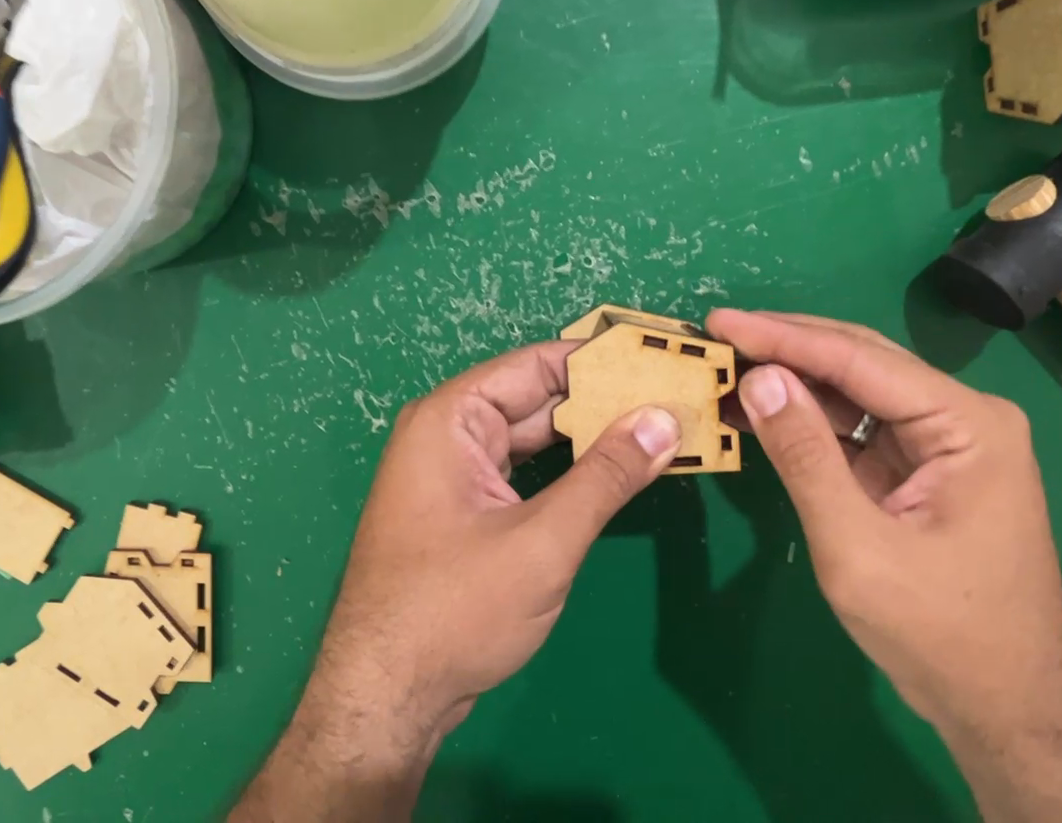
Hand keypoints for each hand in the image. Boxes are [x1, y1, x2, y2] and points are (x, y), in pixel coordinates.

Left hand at [234, 343, 680, 819]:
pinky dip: (568, 473)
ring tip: (659, 431)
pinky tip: (614, 474)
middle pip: (537, 400)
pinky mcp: (467, 511)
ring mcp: (456, 474)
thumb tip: (662, 420)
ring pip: (535, 440)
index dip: (601, 362)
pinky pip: (525, 474)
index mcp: (452, 419)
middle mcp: (449, 434)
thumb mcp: (542, 541)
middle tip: (675, 401)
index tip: (661, 363)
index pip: (537, 365)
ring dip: (590, 440)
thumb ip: (606, 477)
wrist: (386, 699)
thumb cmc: (455, 610)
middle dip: (603, 403)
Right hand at [707, 311, 1061, 821]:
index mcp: (967, 424)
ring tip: (729, 371)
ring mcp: (944, 442)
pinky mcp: (923, 468)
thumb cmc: (939, 631)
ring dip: (794, 383)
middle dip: (786, 347)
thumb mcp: (858, 546)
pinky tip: (764, 413)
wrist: (1005, 708)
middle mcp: (962, 417)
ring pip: (857, 391)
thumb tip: (759, 378)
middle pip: (861, 361)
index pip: (859, 359)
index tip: (720, 321)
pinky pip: (859, 428)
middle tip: (719, 335)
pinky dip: (809, 421)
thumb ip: (806, 457)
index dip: (783, 336)